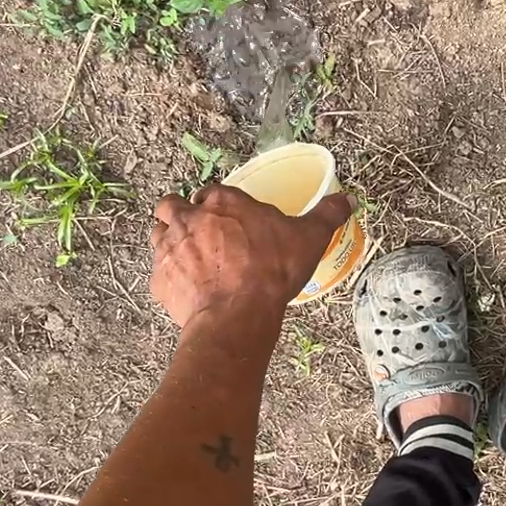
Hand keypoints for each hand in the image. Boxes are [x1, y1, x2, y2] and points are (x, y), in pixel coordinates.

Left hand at [149, 184, 354, 350]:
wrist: (237, 315)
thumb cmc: (272, 270)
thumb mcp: (310, 237)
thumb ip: (328, 214)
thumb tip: (348, 199)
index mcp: (224, 202)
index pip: (210, 190)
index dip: (216, 201)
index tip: (229, 215)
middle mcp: (190, 219)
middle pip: (170, 205)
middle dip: (179, 213)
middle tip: (200, 229)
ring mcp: (170, 249)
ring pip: (158, 233)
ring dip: (170, 239)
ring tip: (193, 255)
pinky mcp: (160, 280)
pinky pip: (159, 271)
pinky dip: (171, 275)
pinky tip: (191, 286)